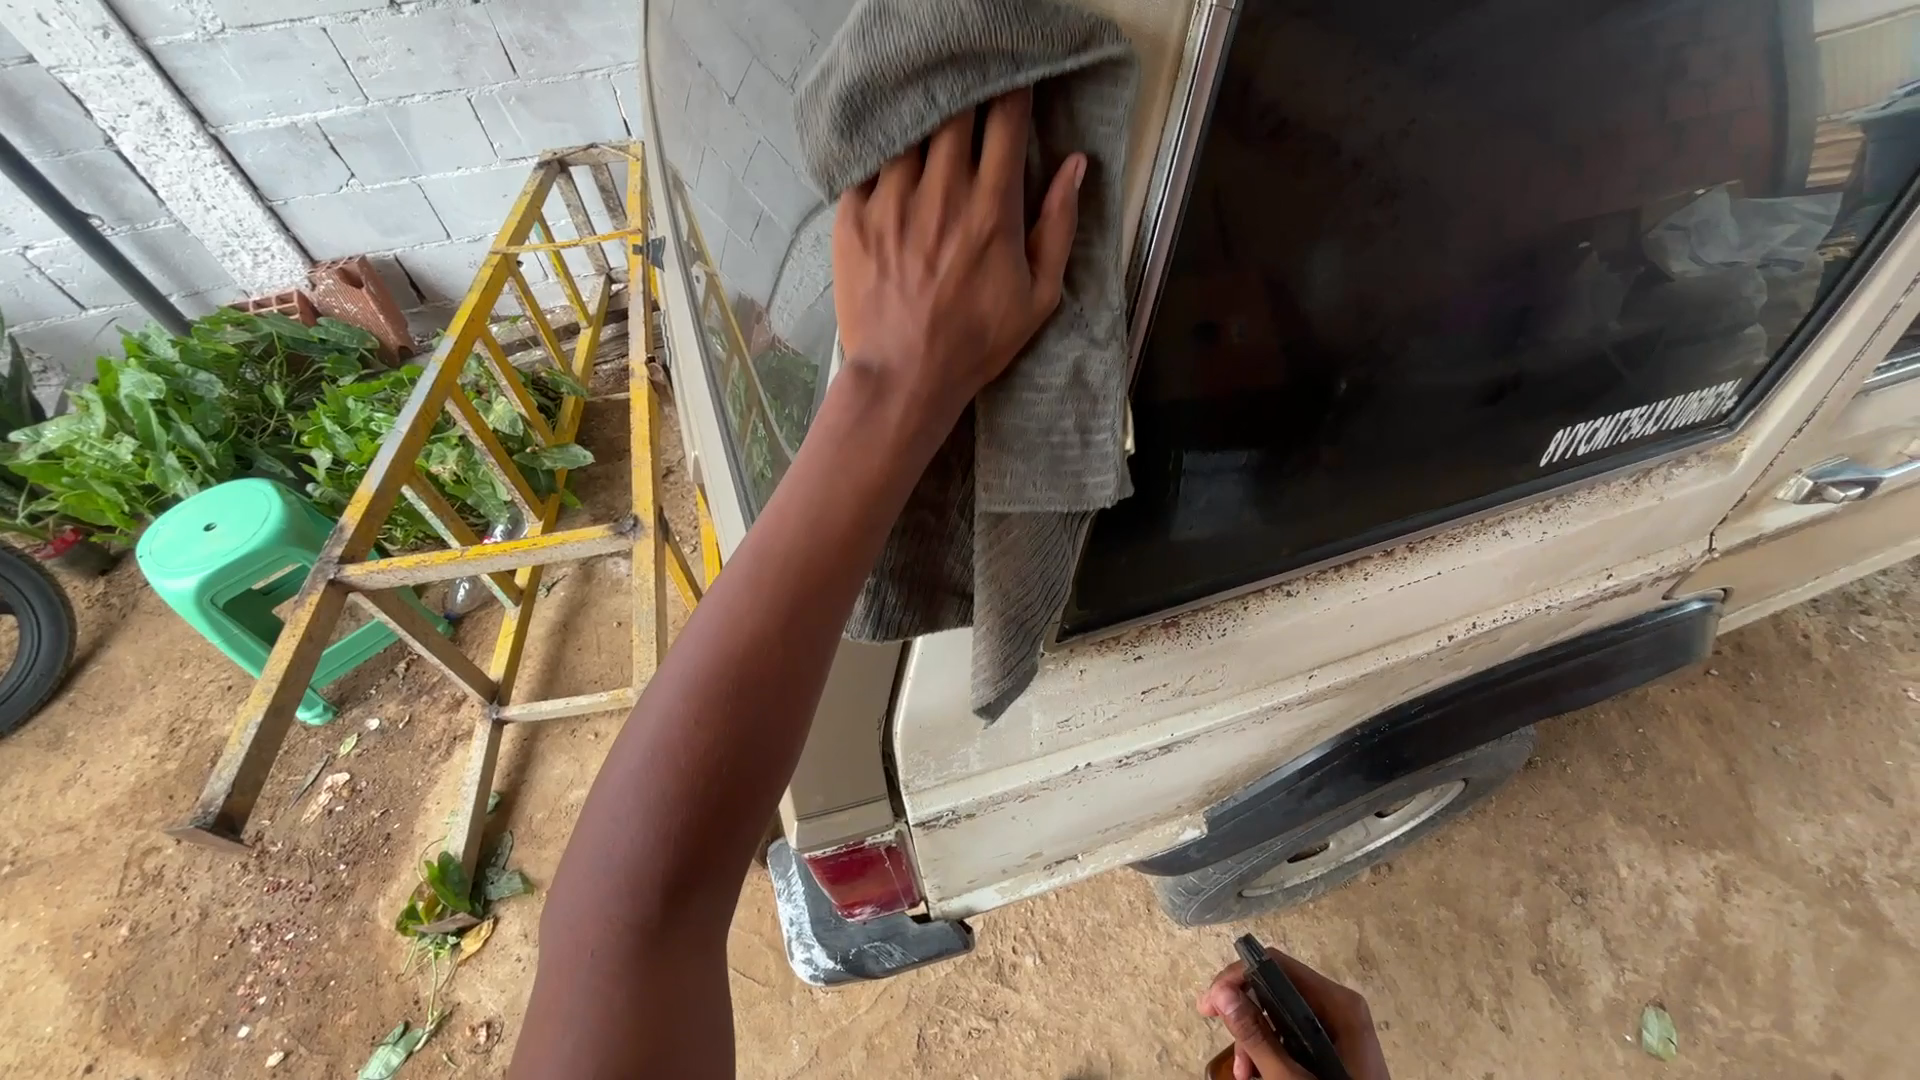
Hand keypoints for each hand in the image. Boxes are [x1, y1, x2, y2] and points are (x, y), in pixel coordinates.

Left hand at [832, 87, 1085, 421]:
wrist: (904, 377)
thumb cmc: (976, 343)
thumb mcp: (1039, 297)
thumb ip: (1060, 226)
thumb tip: (1076, 164)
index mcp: (992, 209)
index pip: (1006, 119)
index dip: (1012, 92)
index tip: (1014, 88)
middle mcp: (942, 192)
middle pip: (954, 110)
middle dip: (966, 99)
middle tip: (968, 108)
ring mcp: (892, 200)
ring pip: (908, 128)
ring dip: (923, 123)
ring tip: (928, 136)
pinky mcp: (853, 215)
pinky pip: (866, 160)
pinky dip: (881, 152)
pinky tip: (891, 164)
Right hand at [1199, 947, 1390, 1079]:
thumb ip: (1257, 1037)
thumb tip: (1221, 993)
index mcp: (1338, 1004)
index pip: (1275, 965)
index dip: (1236, 977)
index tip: (1210, 1005)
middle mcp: (1338, 1005)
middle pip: (1274, 988)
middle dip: (1243, 1015)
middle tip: (1218, 1033)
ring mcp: (1336, 1024)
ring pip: (1278, 1012)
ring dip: (1253, 1039)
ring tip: (1243, 1073)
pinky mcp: (1333, 1043)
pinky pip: (1291, 1032)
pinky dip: (1270, 1049)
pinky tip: (1257, 1073)